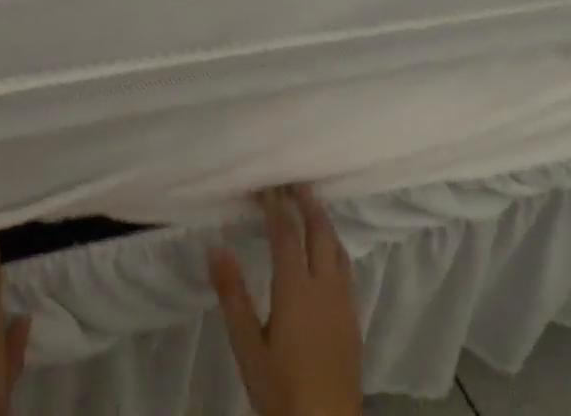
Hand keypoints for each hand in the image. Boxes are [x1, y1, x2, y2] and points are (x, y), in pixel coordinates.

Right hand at [209, 185, 362, 415]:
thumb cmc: (279, 388)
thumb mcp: (246, 344)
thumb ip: (232, 294)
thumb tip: (217, 247)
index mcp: (296, 290)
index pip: (286, 235)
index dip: (276, 207)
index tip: (266, 186)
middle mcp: (325, 289)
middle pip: (320, 233)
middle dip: (308, 204)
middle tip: (295, 182)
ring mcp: (344, 303)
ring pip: (338, 249)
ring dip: (325, 222)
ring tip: (313, 206)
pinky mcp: (353, 319)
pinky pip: (346, 268)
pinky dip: (335, 246)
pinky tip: (328, 252)